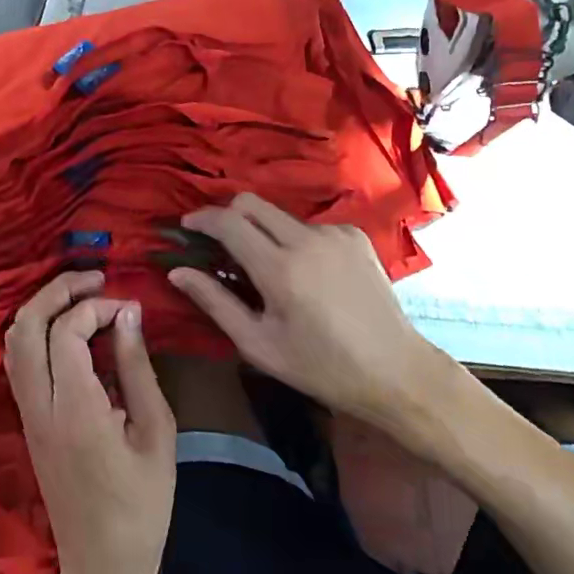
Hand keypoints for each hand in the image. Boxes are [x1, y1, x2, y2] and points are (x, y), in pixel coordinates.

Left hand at [6, 271, 176, 573]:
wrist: (104, 562)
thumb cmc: (142, 500)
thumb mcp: (156, 430)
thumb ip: (137, 367)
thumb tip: (128, 312)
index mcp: (75, 410)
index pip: (66, 332)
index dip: (96, 307)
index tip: (128, 310)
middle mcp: (39, 407)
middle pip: (24, 328)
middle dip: (56, 291)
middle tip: (94, 278)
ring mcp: (26, 416)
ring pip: (13, 343)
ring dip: (42, 308)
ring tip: (82, 295)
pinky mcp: (27, 423)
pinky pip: (18, 363)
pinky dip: (36, 331)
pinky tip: (68, 328)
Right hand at [168, 194, 448, 426]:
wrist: (395, 370)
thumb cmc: (321, 367)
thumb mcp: (260, 344)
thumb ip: (216, 302)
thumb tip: (178, 272)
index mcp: (280, 268)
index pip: (229, 222)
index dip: (202, 218)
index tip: (187, 226)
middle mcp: (306, 238)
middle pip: (252, 203)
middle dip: (228, 214)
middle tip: (219, 242)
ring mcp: (335, 232)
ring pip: (282, 216)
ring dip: (265, 232)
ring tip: (271, 270)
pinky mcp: (355, 235)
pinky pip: (312, 227)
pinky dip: (298, 241)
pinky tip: (309, 274)